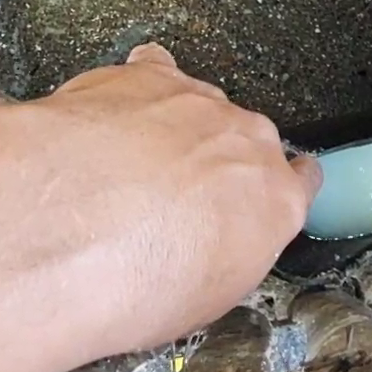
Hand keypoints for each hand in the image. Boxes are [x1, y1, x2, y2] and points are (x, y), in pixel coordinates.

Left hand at [0, 43, 319, 355]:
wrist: (71, 230)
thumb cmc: (134, 278)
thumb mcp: (200, 302)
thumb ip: (226, 256)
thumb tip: (207, 255)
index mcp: (277, 200)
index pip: (301, 182)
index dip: (276, 189)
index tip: (256, 198)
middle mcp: (250, 141)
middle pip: (247, 142)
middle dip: (216, 164)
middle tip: (170, 200)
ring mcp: (203, 104)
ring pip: (200, 109)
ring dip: (172, 131)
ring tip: (125, 169)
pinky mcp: (152, 77)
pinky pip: (156, 69)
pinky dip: (138, 90)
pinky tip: (113, 111)